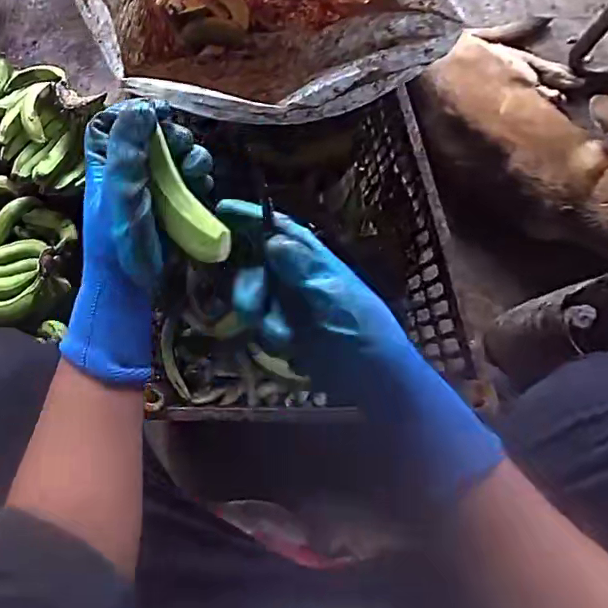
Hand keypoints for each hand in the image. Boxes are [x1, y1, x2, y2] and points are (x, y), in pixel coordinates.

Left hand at [62, 100, 210, 385]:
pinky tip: (201, 184)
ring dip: (191, 154)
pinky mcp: (174, 200)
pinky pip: (191, 175)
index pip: (113, 122)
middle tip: (181, 144)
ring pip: (176, 152)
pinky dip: (199, 174)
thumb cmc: (118, 240)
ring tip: (195, 170)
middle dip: (172, 134)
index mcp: (105, 162)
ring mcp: (153, 184)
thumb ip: (127, 149)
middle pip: (153, 132)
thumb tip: (141, 107)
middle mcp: (128, 168)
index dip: (134, 112)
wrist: (135, 286)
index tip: (157, 113)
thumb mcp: (120, 192)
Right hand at [217, 201, 503, 501]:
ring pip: (258, 296)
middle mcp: (305, 280)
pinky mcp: (292, 335)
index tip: (222, 210)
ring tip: (281, 340)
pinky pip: (264, 324)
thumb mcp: (339, 303)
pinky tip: (285, 348)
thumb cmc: (368, 342)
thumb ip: (305, 271)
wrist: (386, 397)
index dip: (254, 218)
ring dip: (262, 315)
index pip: (283, 230)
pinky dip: (268, 334)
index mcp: (322, 264)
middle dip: (249, 284)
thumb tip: (273, 238)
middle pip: (260, 264)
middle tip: (247, 309)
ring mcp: (298, 308)